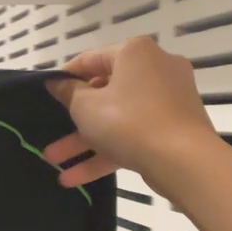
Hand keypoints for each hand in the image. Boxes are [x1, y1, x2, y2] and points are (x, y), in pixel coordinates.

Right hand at [42, 37, 216, 187]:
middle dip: (73, 119)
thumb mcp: (85, 106)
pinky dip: (108, 150)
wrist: (184, 160)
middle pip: (104, 92)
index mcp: (135, 53)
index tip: (47, 95)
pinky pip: (134, 132)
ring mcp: (168, 99)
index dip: (64, 78)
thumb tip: (56, 82)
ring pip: (117, 117)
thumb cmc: (127, 121)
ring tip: (54, 163)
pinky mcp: (174, 125)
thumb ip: (67, 91)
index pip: (90, 60)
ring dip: (84, 141)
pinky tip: (75, 177)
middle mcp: (155, 69)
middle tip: (51, 132)